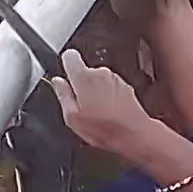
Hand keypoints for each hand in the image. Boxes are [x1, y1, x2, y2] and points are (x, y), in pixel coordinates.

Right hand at [48, 49, 164, 159]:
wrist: (134, 135)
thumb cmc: (105, 129)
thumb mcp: (72, 118)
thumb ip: (63, 95)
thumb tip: (57, 83)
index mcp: (84, 78)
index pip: (69, 56)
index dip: (66, 65)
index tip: (66, 78)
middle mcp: (101, 73)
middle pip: (84, 71)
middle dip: (81, 85)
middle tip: (82, 106)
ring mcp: (115, 78)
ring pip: (97, 80)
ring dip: (95, 92)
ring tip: (97, 113)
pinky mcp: (125, 85)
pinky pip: (109, 87)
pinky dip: (107, 96)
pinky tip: (108, 113)